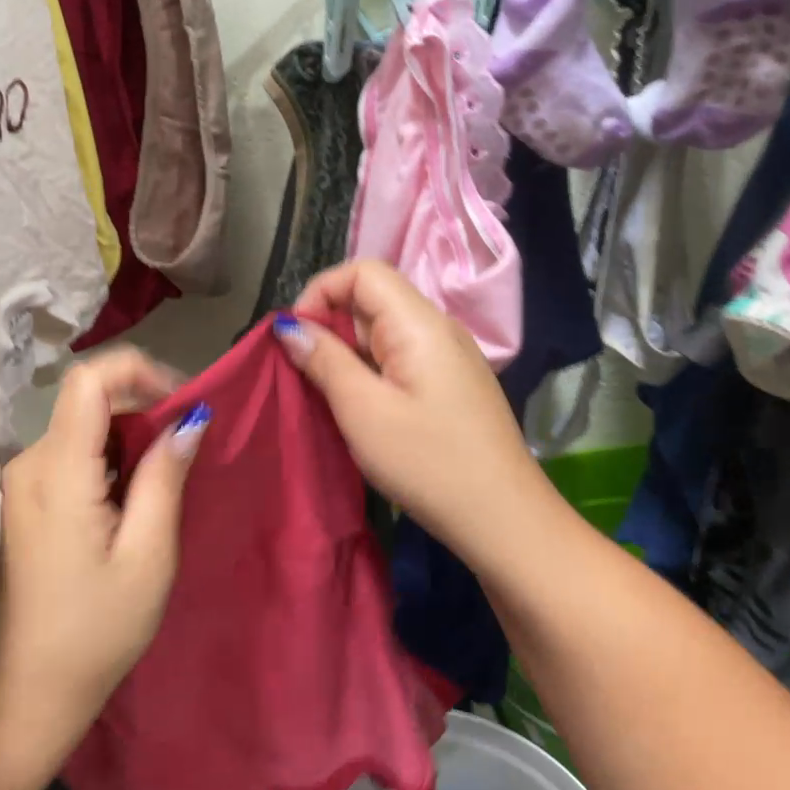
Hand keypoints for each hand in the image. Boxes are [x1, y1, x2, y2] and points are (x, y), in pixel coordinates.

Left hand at [0, 348, 205, 749]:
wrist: (34, 680)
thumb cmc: (98, 626)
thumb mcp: (149, 555)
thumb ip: (164, 478)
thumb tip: (187, 419)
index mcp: (56, 471)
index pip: (87, 380)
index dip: (136, 372)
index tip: (181, 404)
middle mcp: (28, 463)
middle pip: (85, 404)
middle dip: (140, 414)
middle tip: (182, 459)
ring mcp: (18, 482)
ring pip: (79, 431)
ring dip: (124, 444)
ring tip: (157, 495)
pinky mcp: (20, 500)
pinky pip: (67, 458)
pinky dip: (103, 465)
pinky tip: (126, 508)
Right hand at [276, 260, 557, 559]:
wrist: (500, 518)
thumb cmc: (426, 461)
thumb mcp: (362, 409)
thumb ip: (324, 360)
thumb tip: (288, 326)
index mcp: (420, 325)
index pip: (363, 272)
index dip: (320, 292)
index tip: (296, 338)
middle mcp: (437, 329)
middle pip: (370, 299)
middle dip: (327, 325)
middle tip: (304, 373)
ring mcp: (446, 357)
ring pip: (379, 330)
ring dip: (343, 352)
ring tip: (325, 394)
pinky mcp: (446, 384)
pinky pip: (395, 357)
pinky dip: (365, 370)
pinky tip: (356, 407)